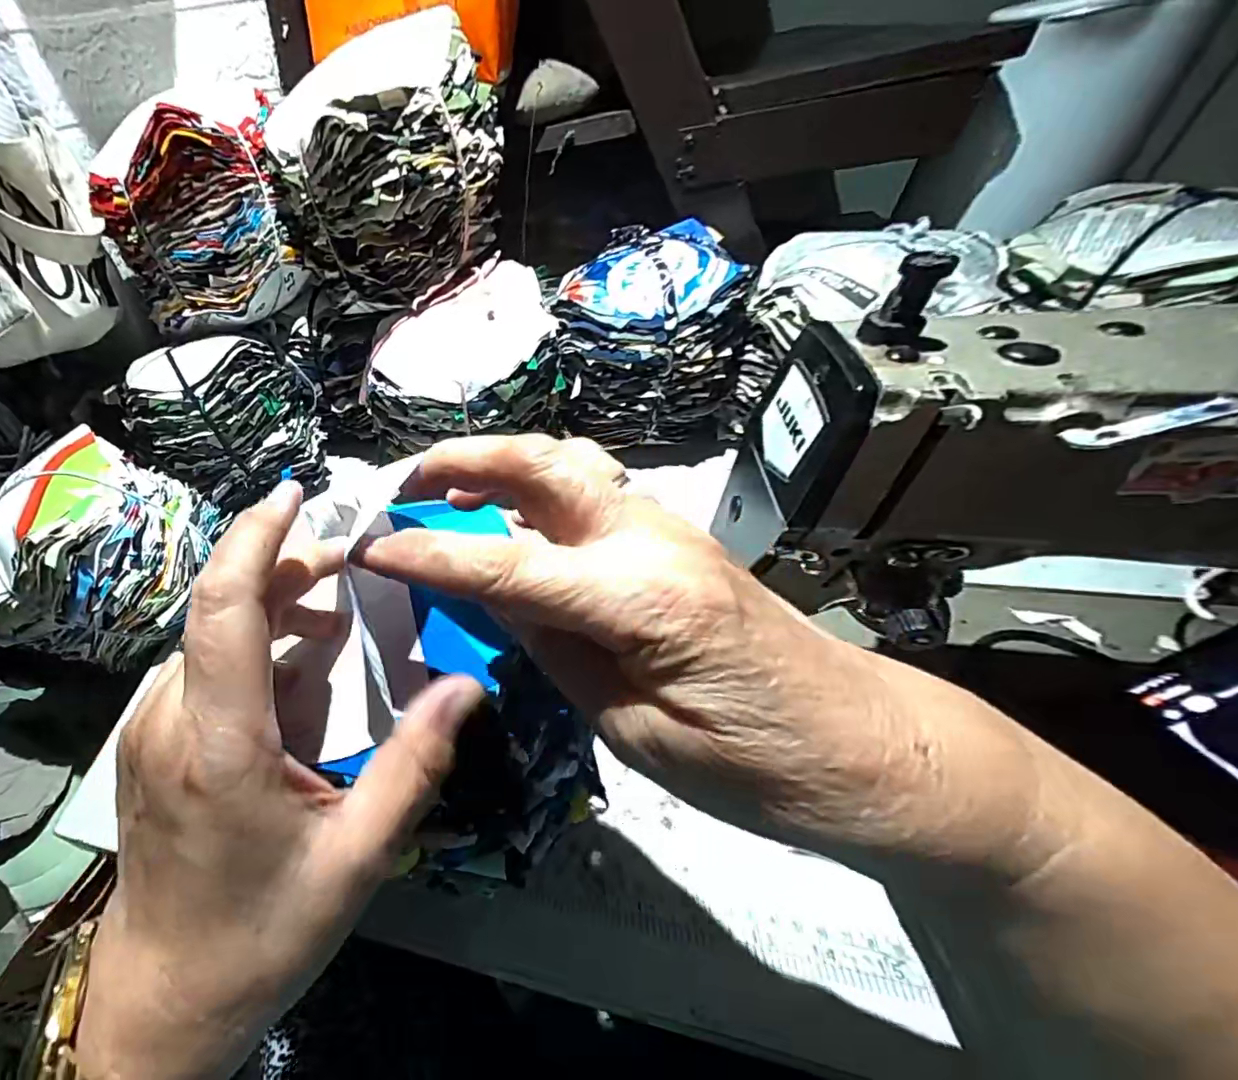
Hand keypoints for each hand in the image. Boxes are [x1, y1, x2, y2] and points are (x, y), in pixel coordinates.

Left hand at [78, 481, 485, 1079]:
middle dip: (288, 572)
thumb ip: (415, 766)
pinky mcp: (152, 745)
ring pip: (214, 638)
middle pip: (222, 610)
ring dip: (277, 612)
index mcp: (219, 743)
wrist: (163, 1000)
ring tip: (340, 619)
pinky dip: (259, 650)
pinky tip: (304, 675)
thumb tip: (468, 687)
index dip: (255, 538)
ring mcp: (150, 732)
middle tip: (355, 569)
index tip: (293, 493)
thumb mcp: (358, 856)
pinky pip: (208, 671)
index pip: (223, 607)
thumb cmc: (261, 933)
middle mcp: (170, 722)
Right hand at [356, 436, 1079, 882]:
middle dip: (467, 459)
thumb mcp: (638, 732)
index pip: (508, 563)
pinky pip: (596, 495)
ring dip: (504, 465)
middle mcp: (652, 540)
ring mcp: (670, 530)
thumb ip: (560, 654)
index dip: (432, 554)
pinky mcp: (679, 542)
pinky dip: (540, 493)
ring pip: (574, 465)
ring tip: (451, 492)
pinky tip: (516, 525)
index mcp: (641, 598)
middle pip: (546, 463)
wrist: (865, 746)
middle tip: (408, 483)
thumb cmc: (758, 765)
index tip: (372, 547)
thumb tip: (497, 600)